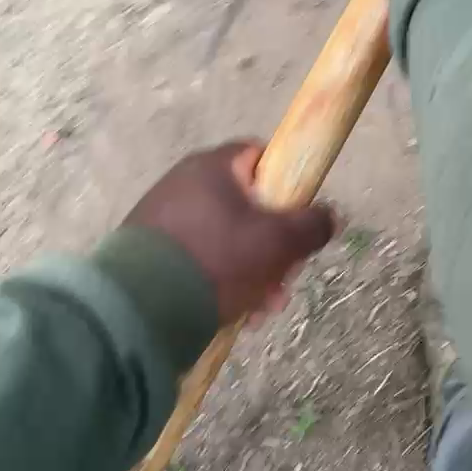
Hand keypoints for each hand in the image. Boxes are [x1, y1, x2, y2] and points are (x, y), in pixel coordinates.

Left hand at [124, 142, 336, 322]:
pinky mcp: (149, 253)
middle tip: (285, 279)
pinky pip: (201, 260)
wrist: (140, 307)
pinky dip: (223, 282)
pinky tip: (237, 313)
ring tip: (263, 308)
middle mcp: (183, 184)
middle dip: (275, 247)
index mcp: (213, 168)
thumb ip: (312, 225)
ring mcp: (163, 219)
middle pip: (248, 207)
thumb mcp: (278, 242)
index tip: (299, 217)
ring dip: (254, 272)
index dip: (288, 183)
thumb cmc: (218, 259)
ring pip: (227, 240)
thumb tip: (331, 216)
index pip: (260, 157)